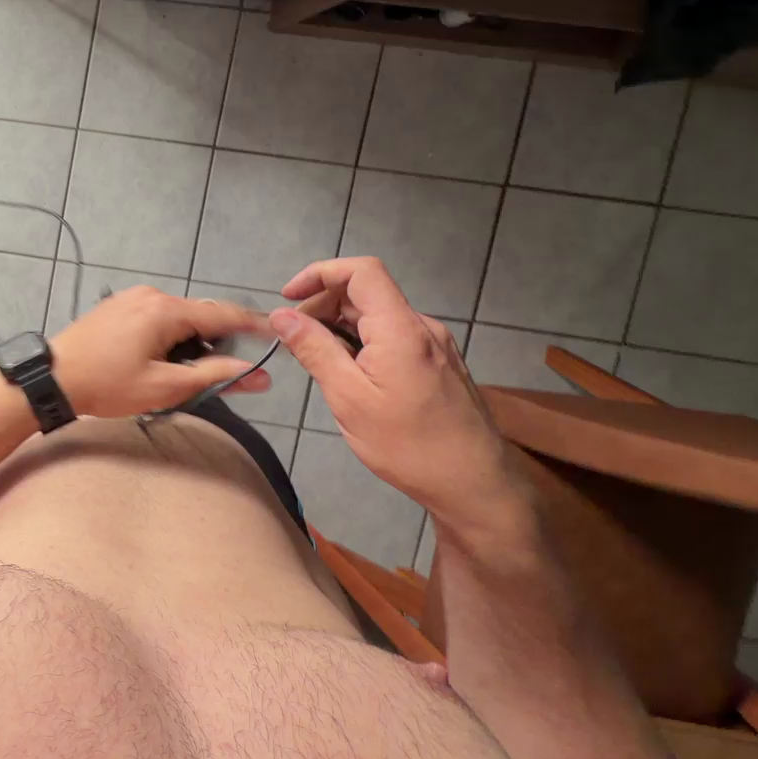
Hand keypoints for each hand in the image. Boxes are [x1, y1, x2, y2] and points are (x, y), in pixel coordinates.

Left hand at [47, 286, 271, 418]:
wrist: (51, 378)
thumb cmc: (106, 385)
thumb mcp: (164, 387)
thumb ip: (213, 376)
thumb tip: (257, 374)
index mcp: (164, 310)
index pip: (223, 314)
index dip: (254, 327)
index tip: (278, 338)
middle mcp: (150, 295)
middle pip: (200, 315)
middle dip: (216, 343)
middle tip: (224, 375)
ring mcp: (130, 298)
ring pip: (178, 318)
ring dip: (190, 343)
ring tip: (184, 375)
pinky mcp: (116, 307)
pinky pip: (156, 318)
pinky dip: (169, 337)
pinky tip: (161, 362)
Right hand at [269, 258, 530, 539]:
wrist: (476, 486)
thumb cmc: (408, 444)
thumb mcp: (348, 397)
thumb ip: (314, 350)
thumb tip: (281, 315)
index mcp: (401, 330)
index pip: (361, 272)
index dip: (319, 273)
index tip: (287, 298)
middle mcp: (422, 328)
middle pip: (365, 293)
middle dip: (321, 305)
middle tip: (292, 339)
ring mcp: (434, 346)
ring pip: (376, 317)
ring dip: (338, 327)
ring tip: (315, 361)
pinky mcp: (438, 365)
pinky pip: (391, 337)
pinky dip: (359, 343)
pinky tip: (346, 374)